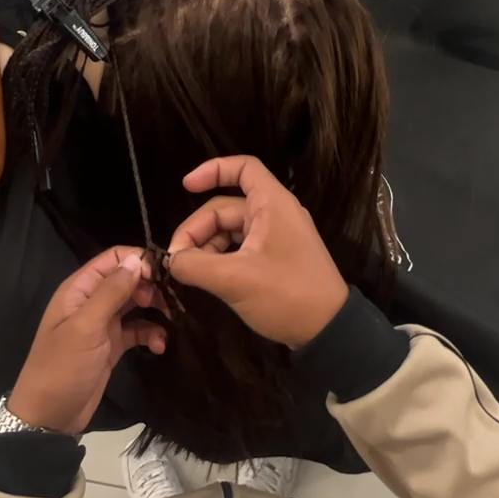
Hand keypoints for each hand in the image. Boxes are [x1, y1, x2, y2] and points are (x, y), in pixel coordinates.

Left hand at [7, 247, 166, 433]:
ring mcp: (102, 325)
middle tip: (169, 303)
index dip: (138, 261)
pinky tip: (159, 346)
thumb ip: (111, 292)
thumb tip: (137, 260)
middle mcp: (90, 302)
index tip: (162, 276)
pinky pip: (136, 331)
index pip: (112, 259)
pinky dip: (150, 335)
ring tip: (171, 322)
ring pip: (135, 306)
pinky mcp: (112, 346)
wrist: (50, 414)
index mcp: (78, 290)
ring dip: (154, 311)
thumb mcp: (86, 327)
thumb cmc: (63, 367)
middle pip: (127, 280)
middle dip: (151, 287)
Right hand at [165, 156, 348, 348]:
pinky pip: (240, 248)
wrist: (327, 330)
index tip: (185, 186)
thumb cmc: (286, 295)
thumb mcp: (235, 280)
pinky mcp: (275, 260)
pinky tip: (206, 278)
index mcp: (272, 205)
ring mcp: (276, 238)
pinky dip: (220, 258)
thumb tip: (170, 260)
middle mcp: (275, 214)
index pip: (243, 168)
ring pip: (230, 231)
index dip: (212, 170)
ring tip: (189, 272)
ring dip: (206, 247)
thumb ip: (195, 266)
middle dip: (197, 229)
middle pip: (225, 207)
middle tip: (176, 260)